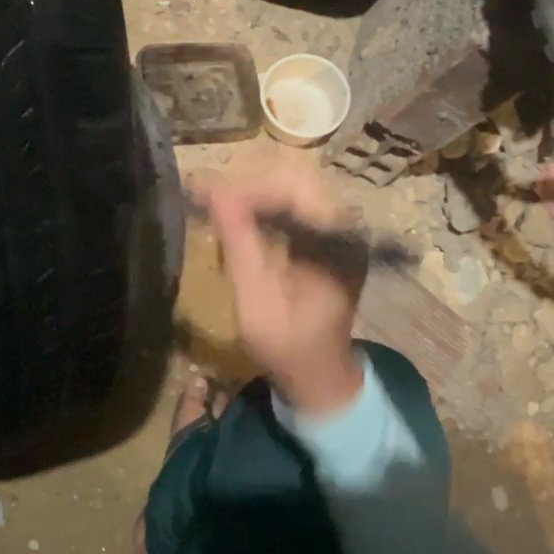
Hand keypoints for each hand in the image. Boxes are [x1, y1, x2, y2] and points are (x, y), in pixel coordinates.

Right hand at [198, 165, 364, 414]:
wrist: (318, 375)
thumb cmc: (288, 347)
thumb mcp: (256, 300)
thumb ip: (240, 243)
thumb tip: (214, 193)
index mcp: (339, 240)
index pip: (294, 188)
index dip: (248, 186)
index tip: (204, 193)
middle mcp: (349, 226)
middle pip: (296, 179)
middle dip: (248, 184)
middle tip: (206, 198)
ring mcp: (342, 231)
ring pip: (295, 187)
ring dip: (254, 192)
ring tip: (217, 206)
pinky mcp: (329, 238)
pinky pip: (297, 205)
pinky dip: (264, 206)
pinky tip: (237, 219)